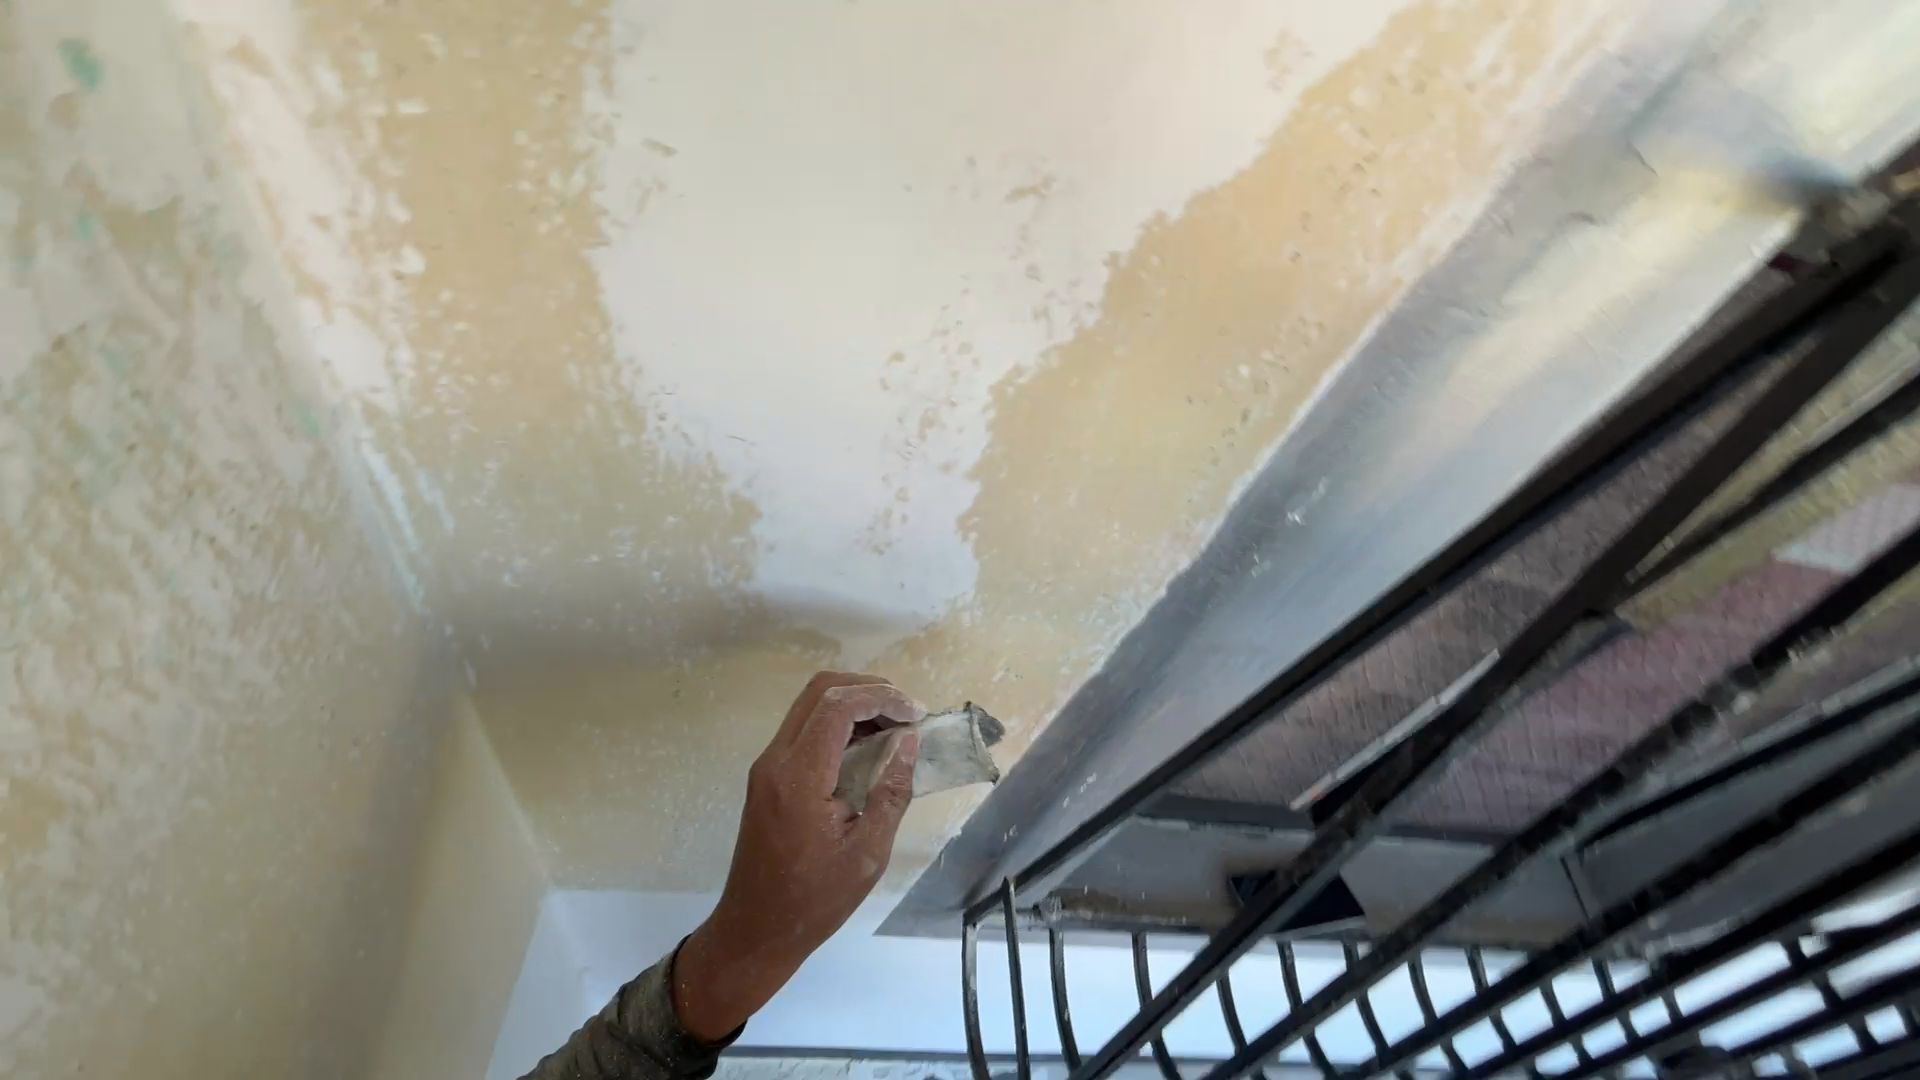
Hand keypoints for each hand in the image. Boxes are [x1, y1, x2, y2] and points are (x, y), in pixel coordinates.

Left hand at [672, 672, 922, 1040]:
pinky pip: (805, 727)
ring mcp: (767, 764)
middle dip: (868, 689)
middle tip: (906, 712)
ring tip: (893, 725)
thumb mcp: (868, 853)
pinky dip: (838, 721)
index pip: (837, 706)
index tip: (916, 715)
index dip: (881, 697)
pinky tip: (867, 744)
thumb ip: (891, 791)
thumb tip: (908, 741)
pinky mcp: (768, 774)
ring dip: (853, 701)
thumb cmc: (815, 900)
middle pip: (820, 690)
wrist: (754, 930)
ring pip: (810, 704)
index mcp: (798, 778)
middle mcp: (776, 759)